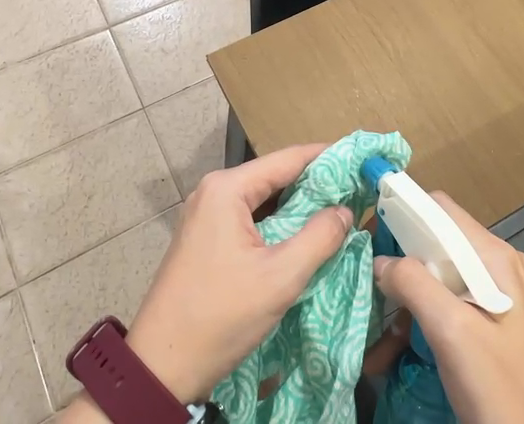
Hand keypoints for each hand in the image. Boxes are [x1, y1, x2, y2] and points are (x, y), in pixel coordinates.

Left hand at [125, 144, 354, 402]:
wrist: (161, 366)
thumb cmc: (220, 316)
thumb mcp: (280, 277)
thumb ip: (319, 237)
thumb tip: (345, 211)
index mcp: (227, 188)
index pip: (288, 159)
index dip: (328, 158)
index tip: (362, 160)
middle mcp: (214, 192)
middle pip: (275, 176)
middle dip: (317, 185)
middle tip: (359, 191)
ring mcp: (206, 215)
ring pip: (264, 201)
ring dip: (299, 208)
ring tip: (341, 212)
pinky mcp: (206, 239)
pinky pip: (251, 220)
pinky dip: (279, 225)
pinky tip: (306, 237)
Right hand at [373, 192, 523, 423]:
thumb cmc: (506, 392)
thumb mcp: (453, 335)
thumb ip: (415, 286)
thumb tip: (382, 261)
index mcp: (496, 258)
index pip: (440, 210)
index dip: (401, 215)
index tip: (366, 239)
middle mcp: (503, 268)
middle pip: (440, 247)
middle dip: (401, 271)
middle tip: (370, 302)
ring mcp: (506, 299)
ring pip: (444, 282)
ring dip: (410, 305)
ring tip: (380, 347)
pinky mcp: (504, 328)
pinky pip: (457, 309)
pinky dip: (429, 323)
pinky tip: (404, 353)